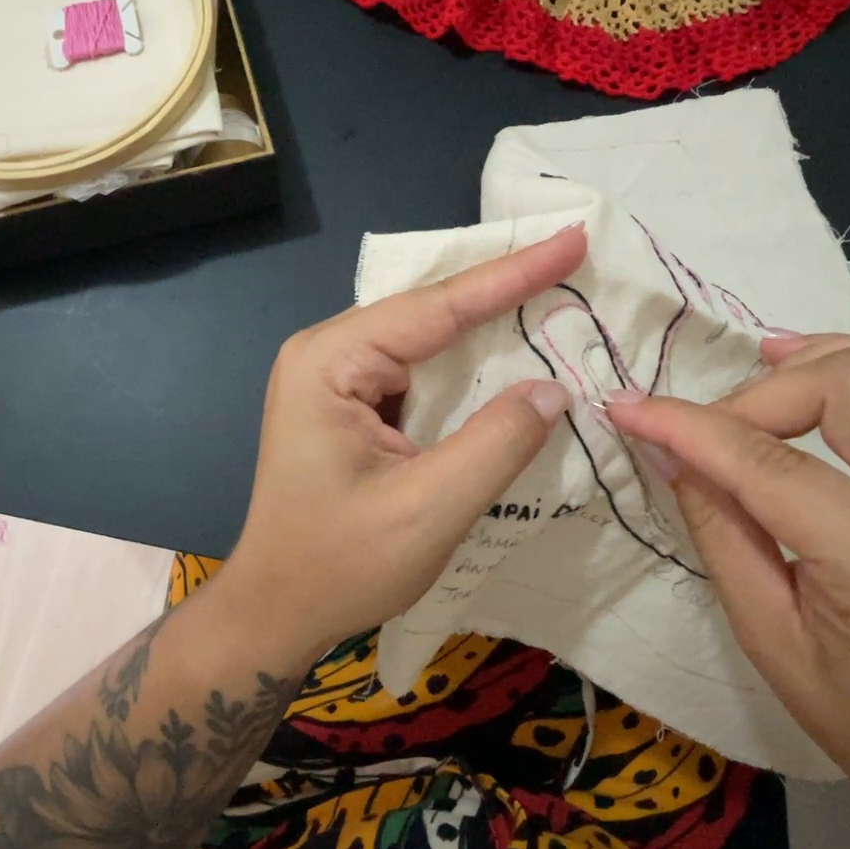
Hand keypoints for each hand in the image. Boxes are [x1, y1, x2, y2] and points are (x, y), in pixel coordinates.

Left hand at [214, 226, 585, 657]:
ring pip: (424, 337)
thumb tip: (552, 388)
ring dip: (487, 324)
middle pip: (428, 310)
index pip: (436, 307)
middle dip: (502, 289)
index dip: (511, 274)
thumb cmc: (340, 565)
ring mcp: (332, 376)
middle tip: (572, 258)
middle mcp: (326, 353)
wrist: (277, 608)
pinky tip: (507, 355)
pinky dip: (464, 364)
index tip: (570, 239)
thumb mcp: (429, 511)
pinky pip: (416, 368)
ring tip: (553, 293)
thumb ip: (496, 444)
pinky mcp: (347, 401)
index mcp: (330, 362)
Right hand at [605, 333, 849, 848]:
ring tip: (772, 375)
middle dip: (763, 392)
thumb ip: (720, 530)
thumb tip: (669, 447)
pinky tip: (840, 382)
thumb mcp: (773, 644)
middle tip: (717, 429)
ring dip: (832, 357)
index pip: (772, 462)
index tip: (628, 407)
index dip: (688, 425)